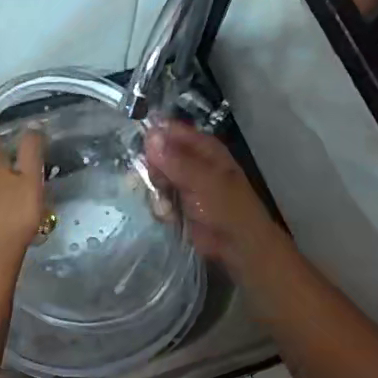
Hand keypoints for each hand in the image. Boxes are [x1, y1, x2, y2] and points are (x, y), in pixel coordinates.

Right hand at [144, 121, 284, 270]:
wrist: (236, 246)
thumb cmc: (226, 208)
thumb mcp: (203, 181)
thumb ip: (176, 160)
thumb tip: (149, 135)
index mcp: (203, 147)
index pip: (171, 131)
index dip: (153, 136)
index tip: (141, 151)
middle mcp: (191, 161)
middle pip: (158, 155)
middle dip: (154, 170)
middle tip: (159, 183)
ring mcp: (183, 183)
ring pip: (155, 178)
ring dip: (157, 193)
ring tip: (167, 206)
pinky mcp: (177, 204)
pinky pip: (158, 198)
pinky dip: (161, 208)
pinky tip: (169, 216)